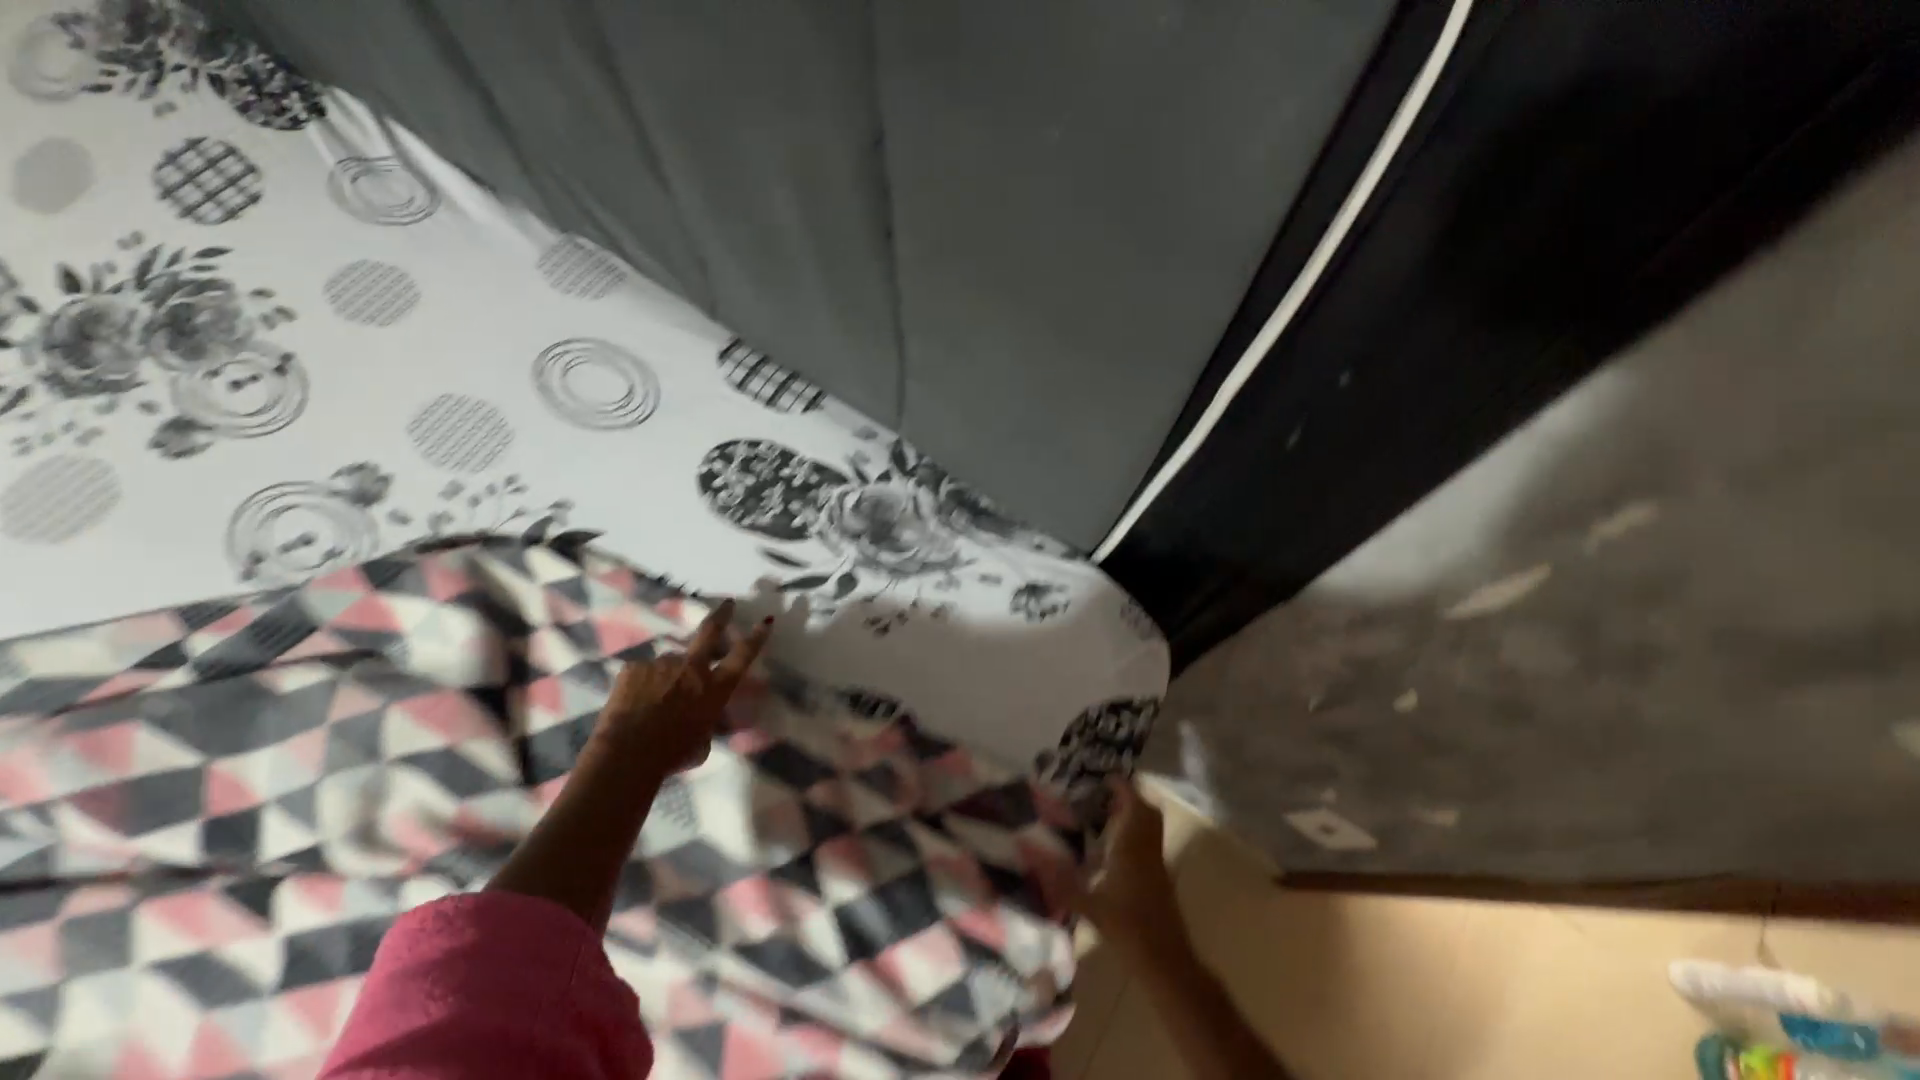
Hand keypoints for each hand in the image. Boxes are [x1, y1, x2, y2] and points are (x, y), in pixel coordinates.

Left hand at [591, 599, 771, 779]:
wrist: (627, 754)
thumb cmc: (672, 754)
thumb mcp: (702, 742)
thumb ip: (705, 722)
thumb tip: (701, 717)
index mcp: (714, 688)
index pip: (742, 656)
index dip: (756, 637)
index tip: (766, 620)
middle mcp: (692, 669)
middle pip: (710, 632)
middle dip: (722, 615)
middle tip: (728, 604)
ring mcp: (661, 664)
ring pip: (669, 664)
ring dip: (668, 676)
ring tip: (654, 700)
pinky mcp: (634, 668)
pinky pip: (642, 674)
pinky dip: (642, 686)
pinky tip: (633, 705)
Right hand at [1068, 778, 1191, 966]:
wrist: (1165, 960)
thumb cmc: (1127, 930)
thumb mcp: (1089, 907)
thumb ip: (1060, 882)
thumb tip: (1030, 854)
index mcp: (1133, 850)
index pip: (1134, 808)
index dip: (1124, 789)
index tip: (1107, 778)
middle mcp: (1149, 852)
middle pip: (1148, 813)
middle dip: (1131, 798)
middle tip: (1106, 795)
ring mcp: (1157, 866)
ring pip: (1152, 829)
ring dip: (1134, 816)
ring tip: (1108, 816)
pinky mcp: (1160, 880)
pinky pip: (1150, 844)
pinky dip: (1136, 835)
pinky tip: (1114, 851)